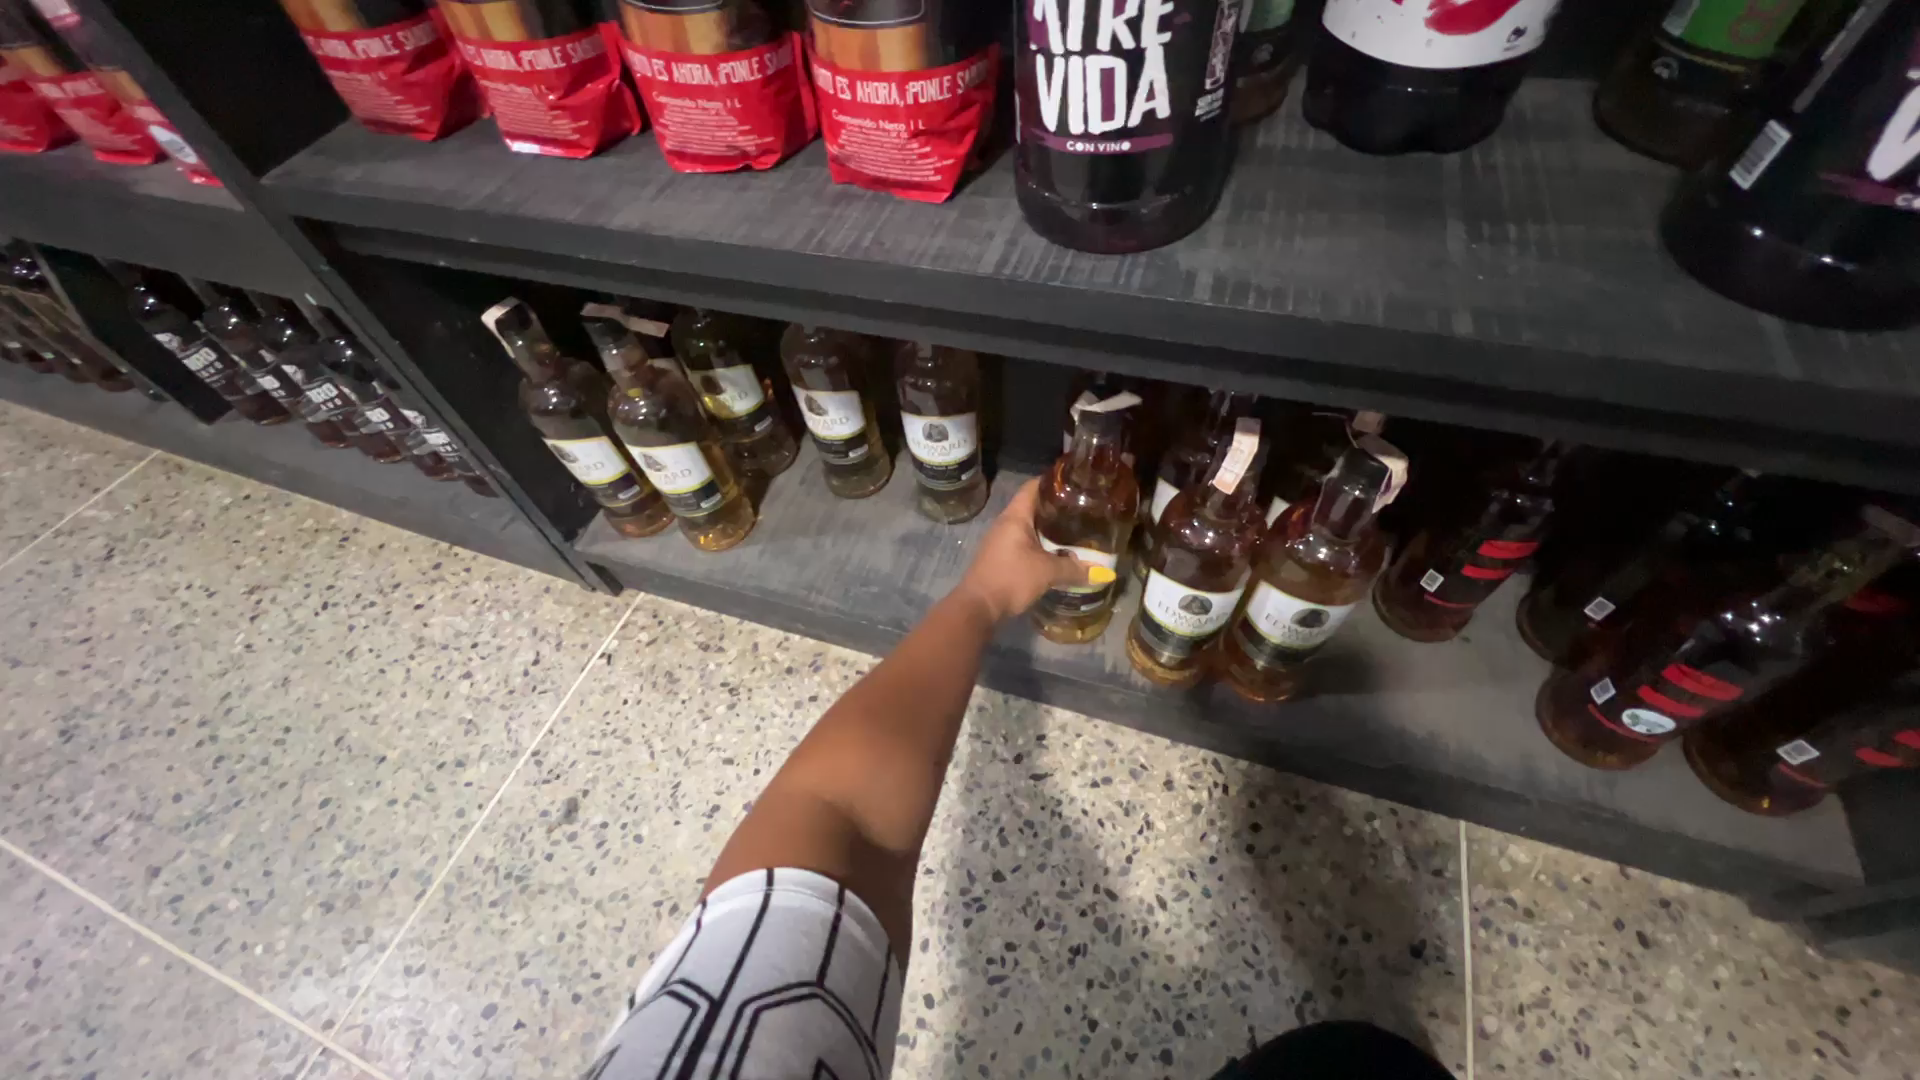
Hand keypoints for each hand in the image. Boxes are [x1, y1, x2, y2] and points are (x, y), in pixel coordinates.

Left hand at [951, 478, 1111, 623]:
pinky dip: (1040, 544)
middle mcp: (1005, 523)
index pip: (1033, 487)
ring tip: (1074, 530)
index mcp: (1015, 517)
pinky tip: (1056, 552)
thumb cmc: (1011, 579)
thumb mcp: (1047, 573)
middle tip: (1082, 509)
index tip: (1074, 483)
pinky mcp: (1000, 557)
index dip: (1052, 481)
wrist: (977, 606)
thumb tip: (1100, 572)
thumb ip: (1074, 569)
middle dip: (1056, 508)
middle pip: (1032, 506)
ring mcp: (1000, 540)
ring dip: (1048, 528)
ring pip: (1028, 527)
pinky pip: (1024, 543)